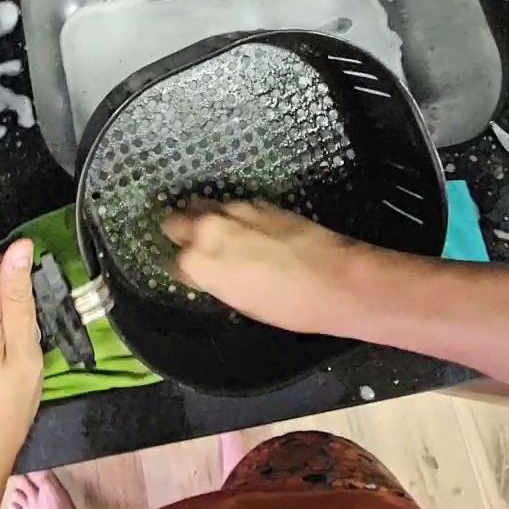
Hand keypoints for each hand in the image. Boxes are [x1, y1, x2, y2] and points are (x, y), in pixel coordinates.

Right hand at [163, 200, 365, 334]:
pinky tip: (249, 228)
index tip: (189, 270)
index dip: (182, 266)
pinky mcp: (258, 202)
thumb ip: (215, 279)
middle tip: (190, 242)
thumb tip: (209, 270)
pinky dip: (235, 215)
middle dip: (181, 231)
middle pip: (177, 221)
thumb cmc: (286, 306)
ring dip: (206, 218)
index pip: (174, 260)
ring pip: (204, 207)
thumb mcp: (241, 302)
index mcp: (199, 263)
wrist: (333, 278)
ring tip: (219, 231)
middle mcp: (209, 230)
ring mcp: (234, 211)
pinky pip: (235, 206)